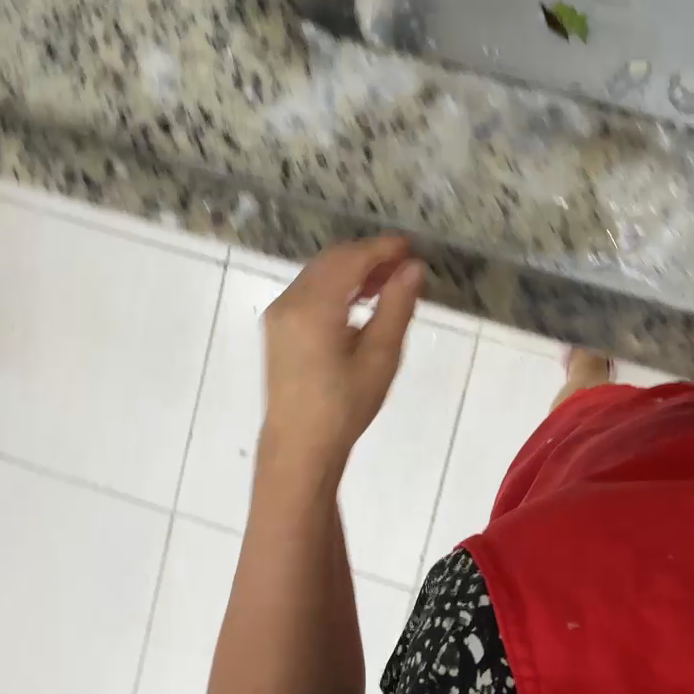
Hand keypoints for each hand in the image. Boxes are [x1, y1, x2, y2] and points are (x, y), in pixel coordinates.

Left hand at [260, 234, 425, 475]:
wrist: (300, 446)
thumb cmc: (345, 405)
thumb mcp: (381, 356)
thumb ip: (397, 306)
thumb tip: (414, 268)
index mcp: (314, 307)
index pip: (351, 259)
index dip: (383, 248)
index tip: (412, 247)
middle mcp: (290, 301)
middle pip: (332, 260)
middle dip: (369, 256)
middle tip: (406, 265)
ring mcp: (280, 313)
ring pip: (320, 273)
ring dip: (354, 269)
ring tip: (390, 282)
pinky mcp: (279, 327)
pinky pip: (310, 289)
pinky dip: (338, 285)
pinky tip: (362, 300)